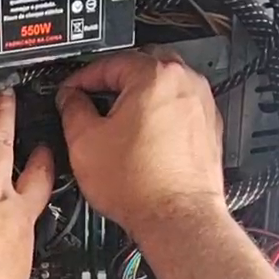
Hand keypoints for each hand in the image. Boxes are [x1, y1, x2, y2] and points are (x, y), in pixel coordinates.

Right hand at [57, 50, 227, 245]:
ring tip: (118, 126)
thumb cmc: (138, 185)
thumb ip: (73, 111)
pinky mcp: (209, 128)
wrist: (176, 216)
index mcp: (154, 76)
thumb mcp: (84, 144)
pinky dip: (159, 119)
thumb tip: (70, 99)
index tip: (71, 92)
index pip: (110, 62)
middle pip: (142, 67)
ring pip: (163, 89)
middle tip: (94, 102)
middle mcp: (185, 81)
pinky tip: (142, 143)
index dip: (82, 78)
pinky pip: (178, 111)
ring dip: (139, 100)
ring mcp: (201, 104)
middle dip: (115, 82)